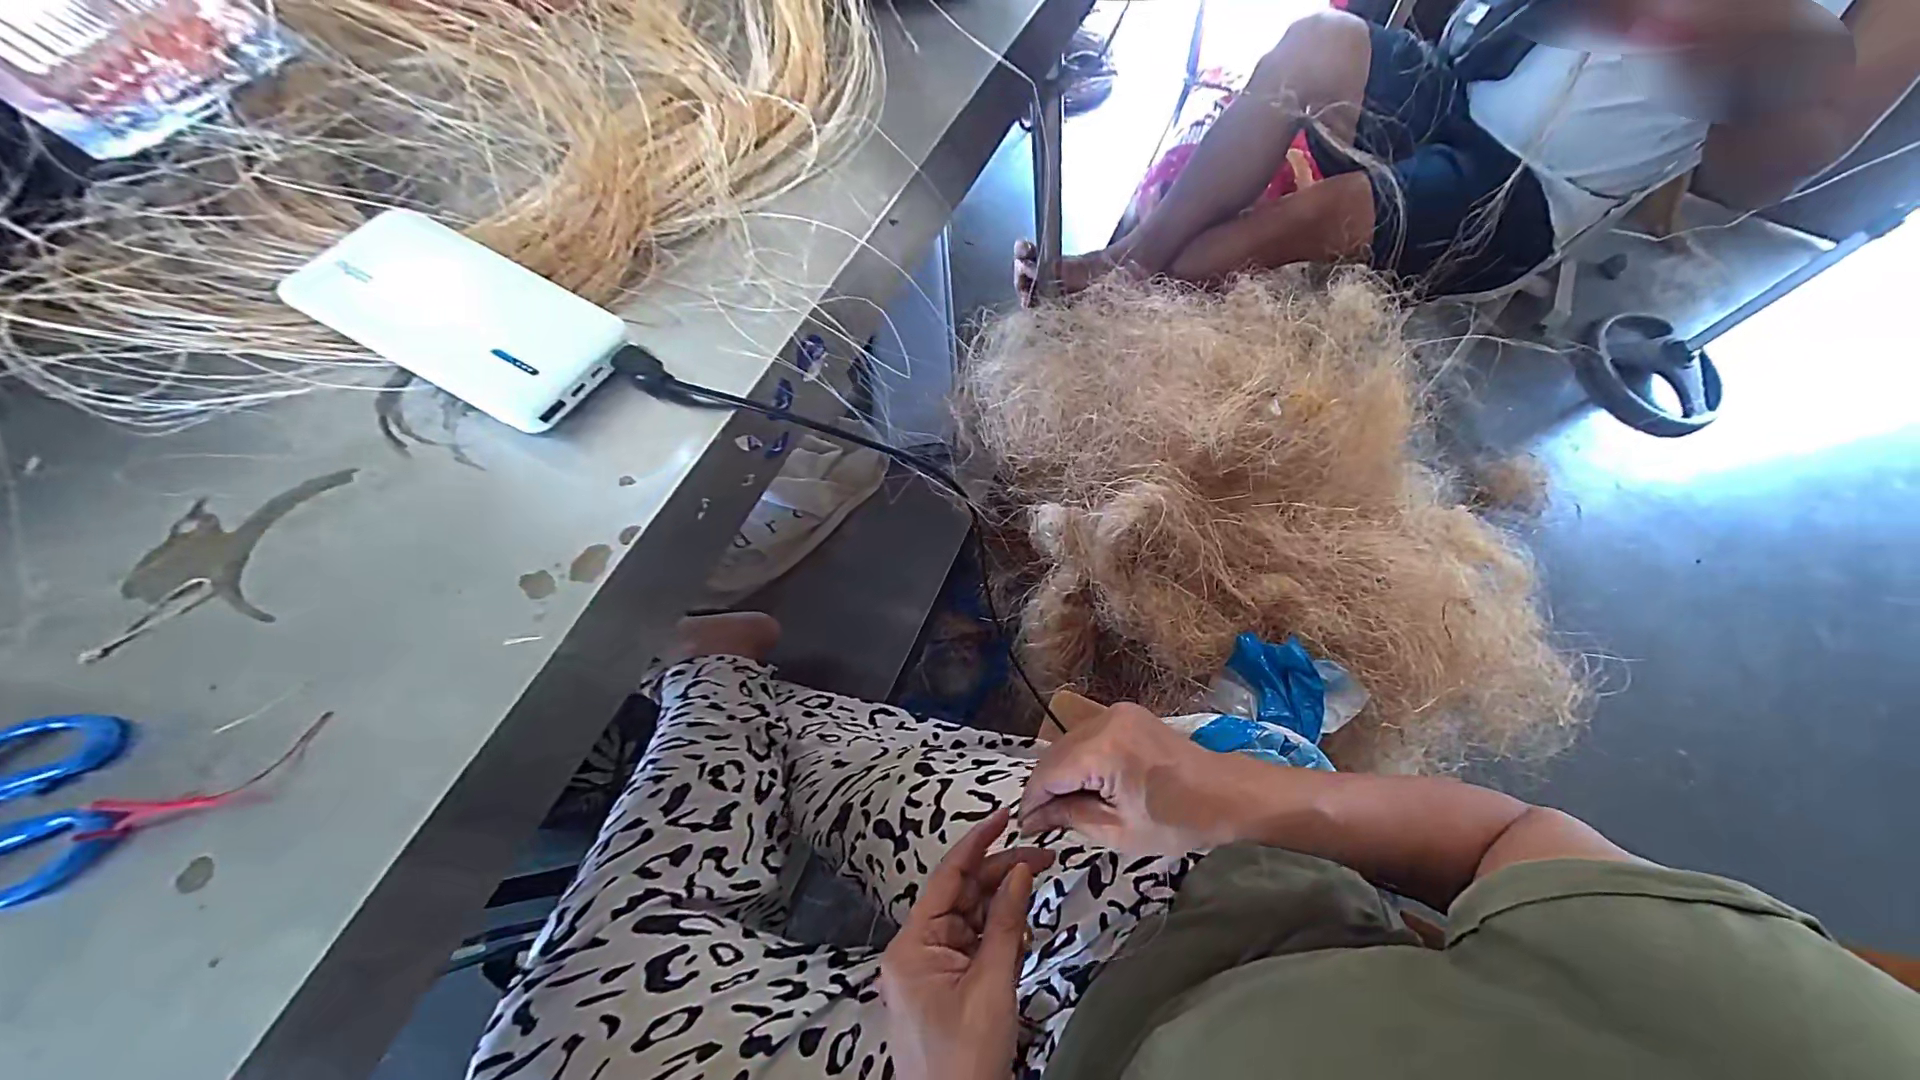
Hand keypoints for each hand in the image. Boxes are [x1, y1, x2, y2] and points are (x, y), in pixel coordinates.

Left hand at [880, 808, 1054, 1079]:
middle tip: (1041, 857)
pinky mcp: (950, 982)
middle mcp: (918, 949)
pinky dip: (1001, 933)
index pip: (947, 876)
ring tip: (1036, 887)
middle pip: (963, 894)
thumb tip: (1020, 871)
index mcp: (913, 944)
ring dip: (1004, 904)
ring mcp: (934, 966)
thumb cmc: (965, 1060)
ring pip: (973, 916)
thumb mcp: (992, 984)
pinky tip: (1022, 929)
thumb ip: (1007, 923)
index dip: (977, 842)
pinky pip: (976, 942)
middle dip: (1001, 874)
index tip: (1002, 818)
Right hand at [1018, 703, 1237, 856]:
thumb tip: (1033, 818)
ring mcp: (1115, 713)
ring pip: (1067, 743)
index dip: (1032, 801)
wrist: (1227, 793)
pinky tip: (1082, 782)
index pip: (1048, 774)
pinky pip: (1086, 735)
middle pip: (1054, 755)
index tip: (1025, 827)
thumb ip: (1069, 817)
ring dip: (1059, 773)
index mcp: (1103, 750)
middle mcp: (1104, 721)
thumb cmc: (1178, 821)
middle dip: (1043, 787)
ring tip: (1061, 805)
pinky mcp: (1125, 713)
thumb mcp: (1119, 831)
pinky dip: (1078, 759)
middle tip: (1041, 821)